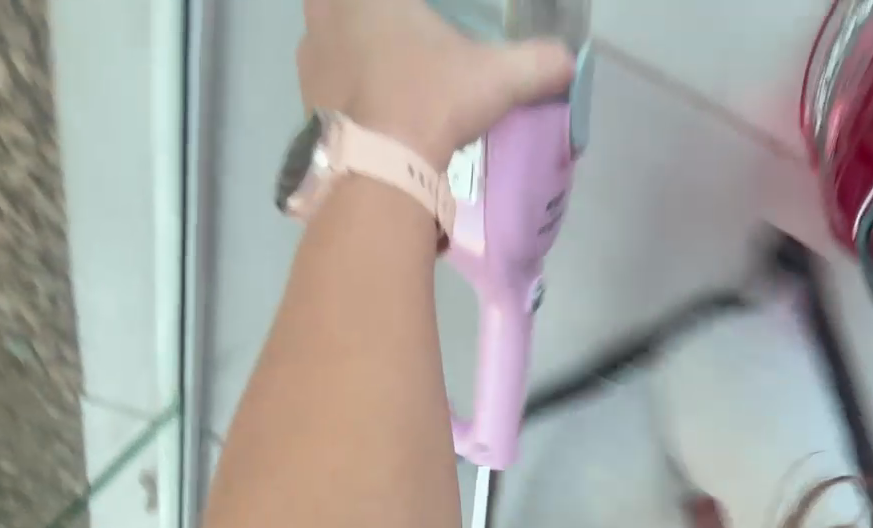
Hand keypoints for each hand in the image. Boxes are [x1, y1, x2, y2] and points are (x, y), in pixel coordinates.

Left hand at [299, 0, 575, 167]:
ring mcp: (309, 51)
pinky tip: (382, 113)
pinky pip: (331, 79)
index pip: (399, 1)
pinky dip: (354, 90)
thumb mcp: (496, 79)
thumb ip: (537, 64)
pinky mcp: (304, 95)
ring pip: (337, 37)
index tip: (434, 26)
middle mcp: (325, 6)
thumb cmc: (431, 101)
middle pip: (358, 6)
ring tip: (402, 82)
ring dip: (364, 53)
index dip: (416, 14)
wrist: (379, 167)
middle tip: (419, 46)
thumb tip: (568, 60)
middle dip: (386, 22)